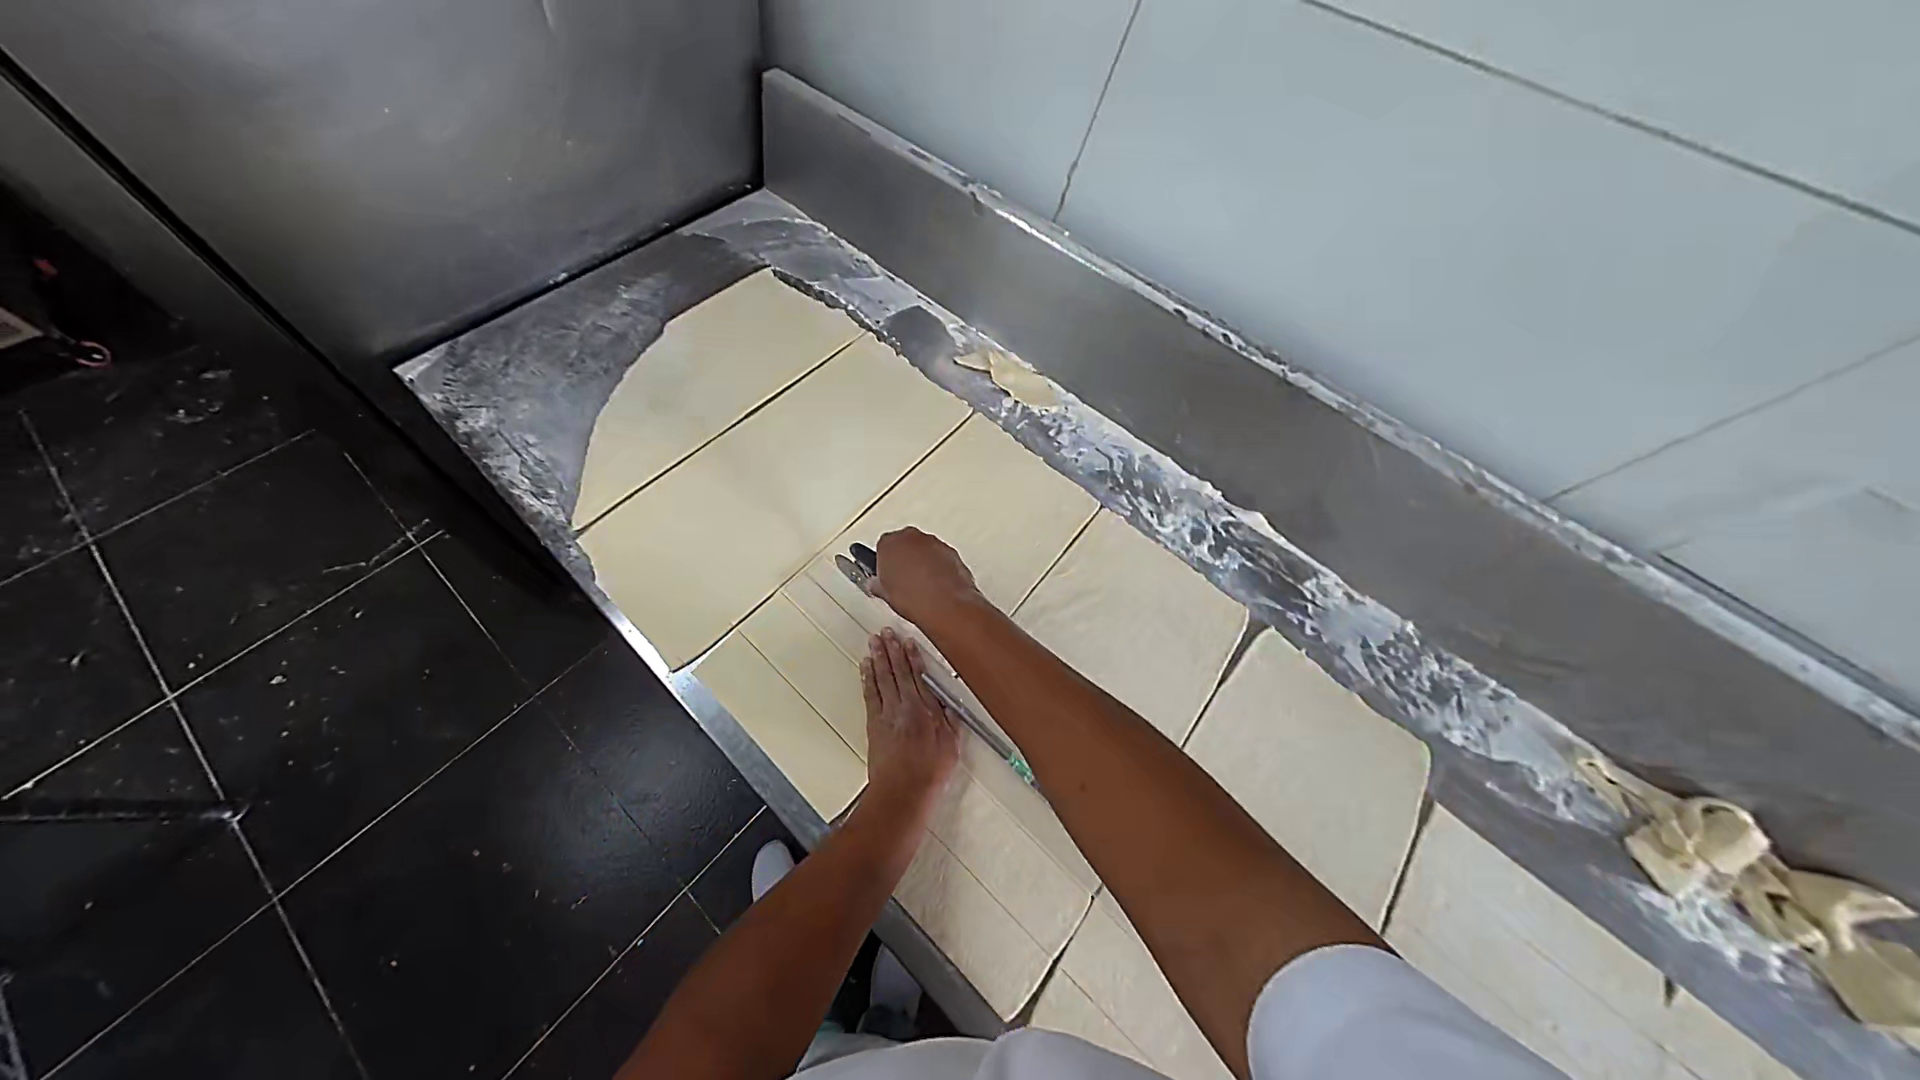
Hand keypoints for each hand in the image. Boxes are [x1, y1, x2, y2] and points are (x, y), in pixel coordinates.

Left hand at [860, 629, 959, 811]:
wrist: (903, 792)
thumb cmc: (929, 773)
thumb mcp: (952, 746)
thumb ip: (951, 720)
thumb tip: (950, 702)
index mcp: (927, 710)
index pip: (919, 675)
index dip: (913, 656)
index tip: (909, 641)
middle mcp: (906, 707)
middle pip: (898, 672)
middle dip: (892, 650)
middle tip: (887, 632)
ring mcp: (888, 714)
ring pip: (882, 678)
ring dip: (878, 658)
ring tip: (874, 641)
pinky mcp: (874, 723)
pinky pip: (870, 694)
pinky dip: (867, 678)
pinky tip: (866, 667)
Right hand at [872, 527, 986, 629]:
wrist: (945, 604)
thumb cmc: (916, 597)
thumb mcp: (885, 594)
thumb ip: (878, 583)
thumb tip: (878, 585)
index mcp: (890, 543)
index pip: (881, 547)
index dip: (883, 564)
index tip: (885, 576)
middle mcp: (912, 537)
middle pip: (903, 544)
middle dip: (902, 559)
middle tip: (901, 581)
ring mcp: (933, 542)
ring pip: (923, 549)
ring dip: (921, 561)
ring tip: (919, 585)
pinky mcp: (950, 551)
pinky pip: (940, 556)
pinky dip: (938, 566)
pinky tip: (935, 585)